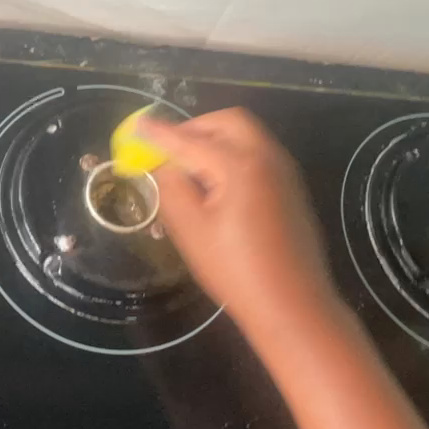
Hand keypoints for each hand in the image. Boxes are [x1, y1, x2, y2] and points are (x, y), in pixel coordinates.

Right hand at [135, 108, 339, 333]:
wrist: (293, 305)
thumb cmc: (236, 270)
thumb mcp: (191, 230)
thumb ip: (171, 187)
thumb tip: (160, 164)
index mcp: (240, 164)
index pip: (189, 140)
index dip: (158, 133)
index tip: (136, 127)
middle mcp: (267, 157)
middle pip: (227, 122)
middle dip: (194, 128)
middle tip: (168, 150)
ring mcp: (284, 172)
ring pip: (246, 136)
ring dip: (214, 140)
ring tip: (188, 168)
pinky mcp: (291, 189)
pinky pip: (257, 155)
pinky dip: (232, 155)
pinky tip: (216, 186)